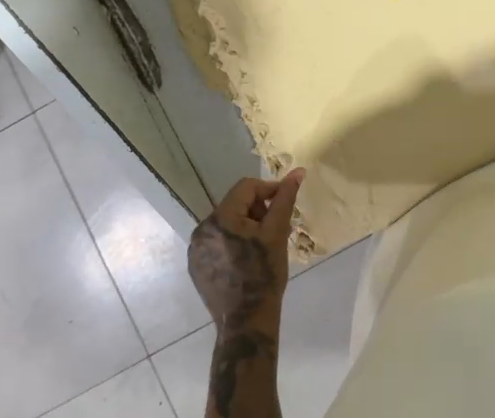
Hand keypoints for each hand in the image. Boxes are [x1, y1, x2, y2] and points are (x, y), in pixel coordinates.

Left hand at [188, 169, 304, 329]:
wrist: (247, 323)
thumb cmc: (265, 276)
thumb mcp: (278, 233)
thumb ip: (285, 198)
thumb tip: (298, 171)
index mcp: (220, 217)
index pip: (247, 187)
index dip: (268, 190)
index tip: (284, 205)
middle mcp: (202, 229)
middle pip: (235, 205)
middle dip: (256, 211)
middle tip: (274, 229)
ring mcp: (196, 249)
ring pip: (225, 224)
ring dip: (244, 227)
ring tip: (261, 246)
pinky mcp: (196, 266)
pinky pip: (216, 243)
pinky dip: (231, 244)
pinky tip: (245, 261)